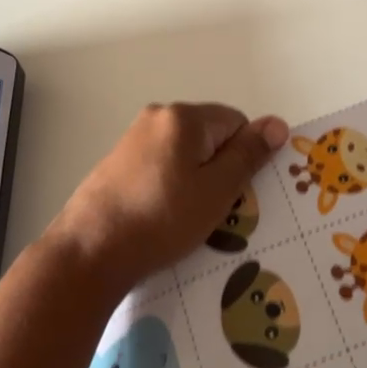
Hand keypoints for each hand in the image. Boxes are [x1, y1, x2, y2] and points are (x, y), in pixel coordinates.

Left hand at [42, 103, 287, 295]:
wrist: (89, 251)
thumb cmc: (161, 219)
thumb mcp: (216, 191)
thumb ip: (248, 155)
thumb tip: (277, 123)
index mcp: (183, 116)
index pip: (236, 123)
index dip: (243, 158)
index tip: (236, 194)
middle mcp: (157, 117)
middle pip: (209, 137)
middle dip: (218, 169)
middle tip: (214, 210)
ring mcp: (133, 139)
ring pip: (184, 155)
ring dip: (194, 181)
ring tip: (186, 220)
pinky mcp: (117, 163)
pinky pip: (160, 167)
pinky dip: (169, 188)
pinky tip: (161, 219)